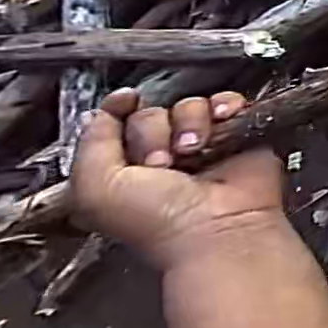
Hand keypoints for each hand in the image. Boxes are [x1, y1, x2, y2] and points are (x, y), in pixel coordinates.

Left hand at [71, 88, 287, 270]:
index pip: (118, 121)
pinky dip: (225, 105)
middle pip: (152, 112)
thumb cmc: (155, 218)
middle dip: (154, 132)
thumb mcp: (95, 189)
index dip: (119, 109)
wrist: (216, 226)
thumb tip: (105, 109)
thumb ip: (90, 145)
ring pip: (190, 105)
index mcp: (124, 168)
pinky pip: (228, 102)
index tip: (125, 101)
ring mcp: (202, 143)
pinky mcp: (237, 135)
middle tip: (163, 163)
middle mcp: (163, 153)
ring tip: (195, 151)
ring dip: (191, 122)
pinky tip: (223, 119)